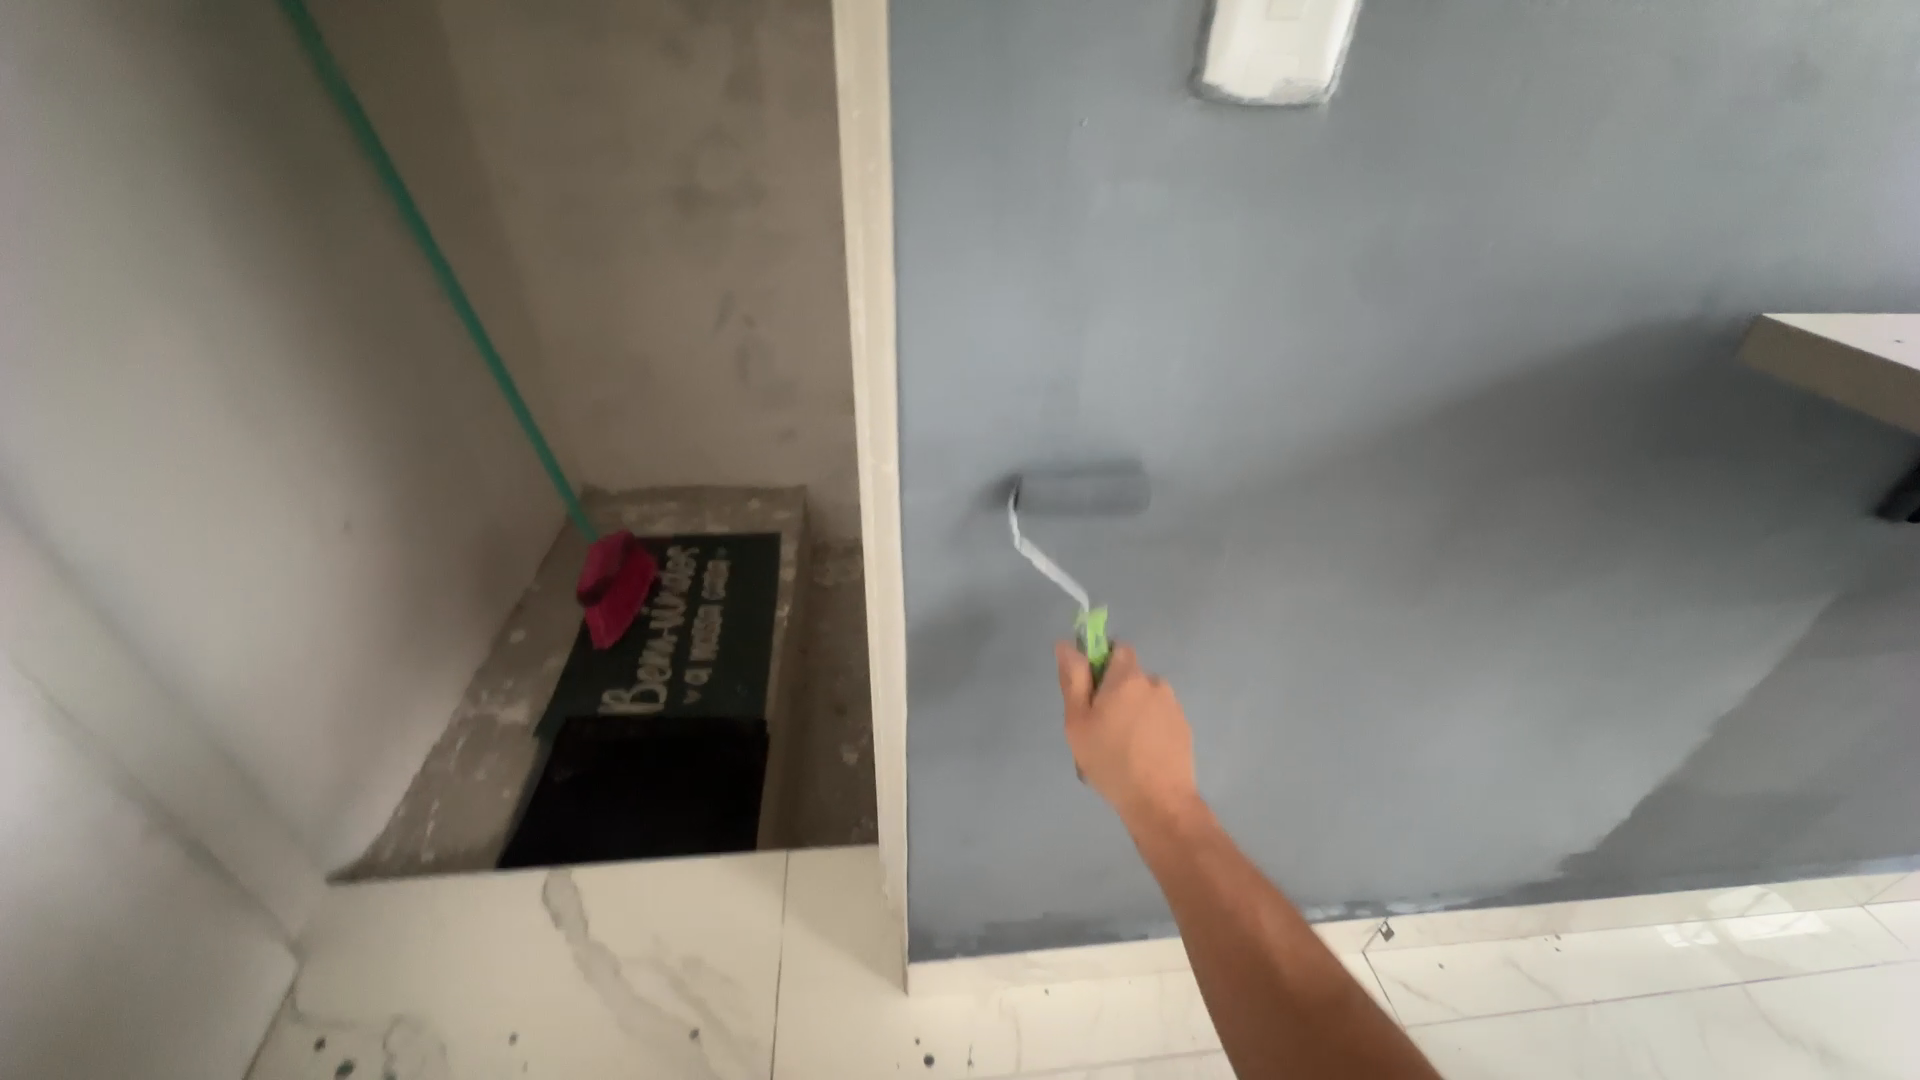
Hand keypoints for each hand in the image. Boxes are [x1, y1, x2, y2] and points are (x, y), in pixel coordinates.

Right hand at [1055, 642, 1199, 825]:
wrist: (1159, 802)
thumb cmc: (1110, 760)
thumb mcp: (1078, 722)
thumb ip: (1073, 679)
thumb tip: (1066, 645)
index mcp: (1127, 678)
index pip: (1117, 648)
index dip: (1102, 663)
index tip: (1090, 691)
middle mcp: (1154, 683)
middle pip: (1130, 676)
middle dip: (1115, 693)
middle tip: (1099, 727)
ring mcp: (1173, 706)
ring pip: (1144, 699)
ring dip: (1133, 711)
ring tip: (1120, 747)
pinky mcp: (1183, 728)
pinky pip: (1158, 718)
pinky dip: (1148, 729)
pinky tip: (1139, 756)